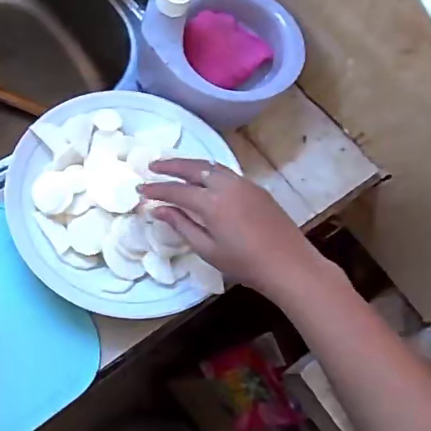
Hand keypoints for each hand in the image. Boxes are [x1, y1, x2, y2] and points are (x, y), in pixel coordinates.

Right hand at [139, 158, 323, 290]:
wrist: (290, 265)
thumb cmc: (245, 264)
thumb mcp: (207, 249)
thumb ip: (182, 225)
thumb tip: (159, 210)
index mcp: (213, 203)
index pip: (177, 190)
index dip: (156, 189)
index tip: (140, 188)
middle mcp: (228, 186)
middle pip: (195, 168)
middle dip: (171, 165)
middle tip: (153, 166)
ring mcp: (245, 185)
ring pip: (212, 166)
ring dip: (191, 165)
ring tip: (174, 168)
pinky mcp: (256, 189)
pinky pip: (226, 173)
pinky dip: (208, 171)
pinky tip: (202, 179)